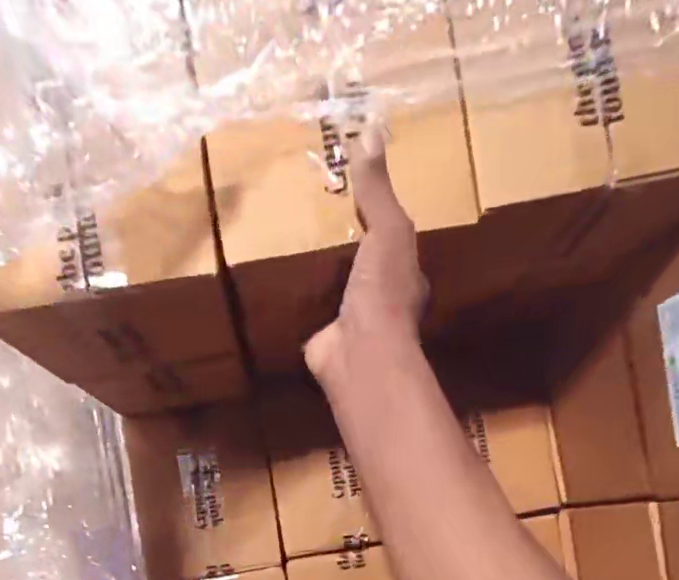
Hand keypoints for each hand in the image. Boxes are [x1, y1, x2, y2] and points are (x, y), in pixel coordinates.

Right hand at [304, 126, 429, 384]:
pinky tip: (274, 284)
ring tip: (288, 245)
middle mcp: (380, 300)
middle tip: (313, 217)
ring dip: (317, 275)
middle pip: (360, 265)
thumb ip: (378, 190)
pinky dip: (294, 301)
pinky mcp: (322, 338)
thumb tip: (371, 129)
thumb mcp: (387, 230)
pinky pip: (307, 312)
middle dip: (341, 247)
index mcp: (403, 274)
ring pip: (333, 290)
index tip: (353, 197)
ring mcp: (350, 322)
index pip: (392, 240)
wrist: (358, 352)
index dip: (376, 219)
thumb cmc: (382, 291)